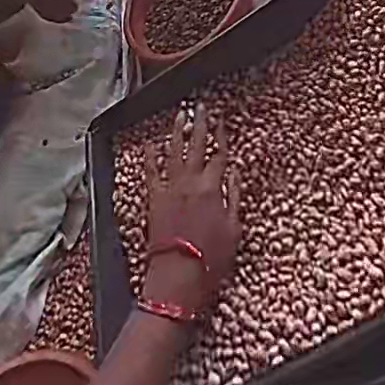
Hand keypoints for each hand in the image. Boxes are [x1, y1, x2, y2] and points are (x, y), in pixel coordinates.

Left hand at [143, 110, 240, 314]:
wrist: (178, 277)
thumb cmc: (211, 258)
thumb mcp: (234, 229)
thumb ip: (233, 196)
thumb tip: (234, 173)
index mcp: (213, 188)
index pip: (219, 155)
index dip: (222, 137)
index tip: (223, 121)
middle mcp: (191, 182)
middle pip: (197, 146)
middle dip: (201, 125)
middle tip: (201, 107)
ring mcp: (170, 188)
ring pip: (174, 152)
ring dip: (177, 132)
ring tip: (180, 115)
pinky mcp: (154, 199)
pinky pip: (151, 172)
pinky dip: (150, 156)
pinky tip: (151, 144)